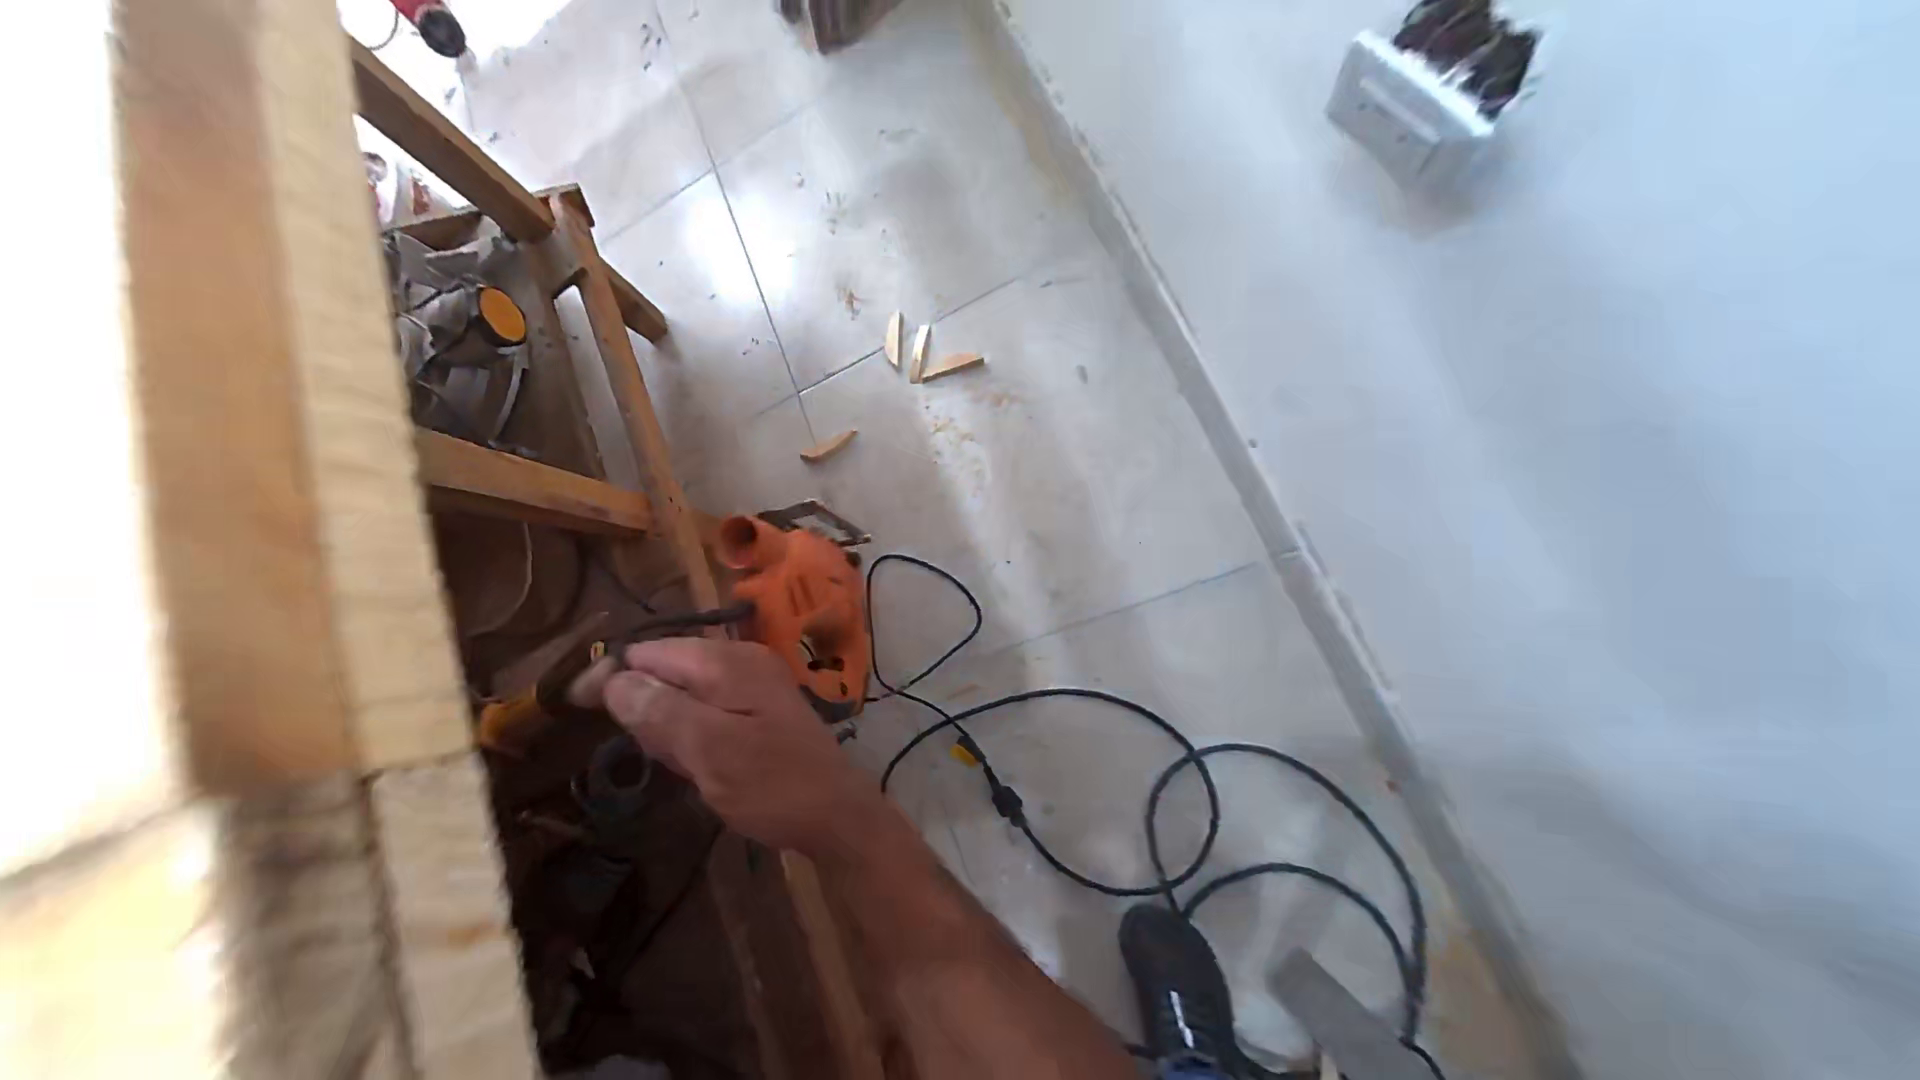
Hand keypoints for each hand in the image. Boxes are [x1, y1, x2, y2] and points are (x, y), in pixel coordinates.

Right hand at [572, 637, 885, 857]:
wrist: (836, 814)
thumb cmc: (774, 784)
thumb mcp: (710, 751)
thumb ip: (662, 711)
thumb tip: (616, 679)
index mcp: (729, 662)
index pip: (651, 651)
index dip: (614, 677)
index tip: (580, 710)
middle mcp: (742, 662)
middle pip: (668, 670)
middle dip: (647, 709)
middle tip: (660, 755)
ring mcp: (754, 686)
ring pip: (686, 695)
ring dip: (671, 729)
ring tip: (686, 766)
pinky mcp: (760, 711)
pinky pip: (709, 713)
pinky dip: (694, 736)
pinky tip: (703, 768)